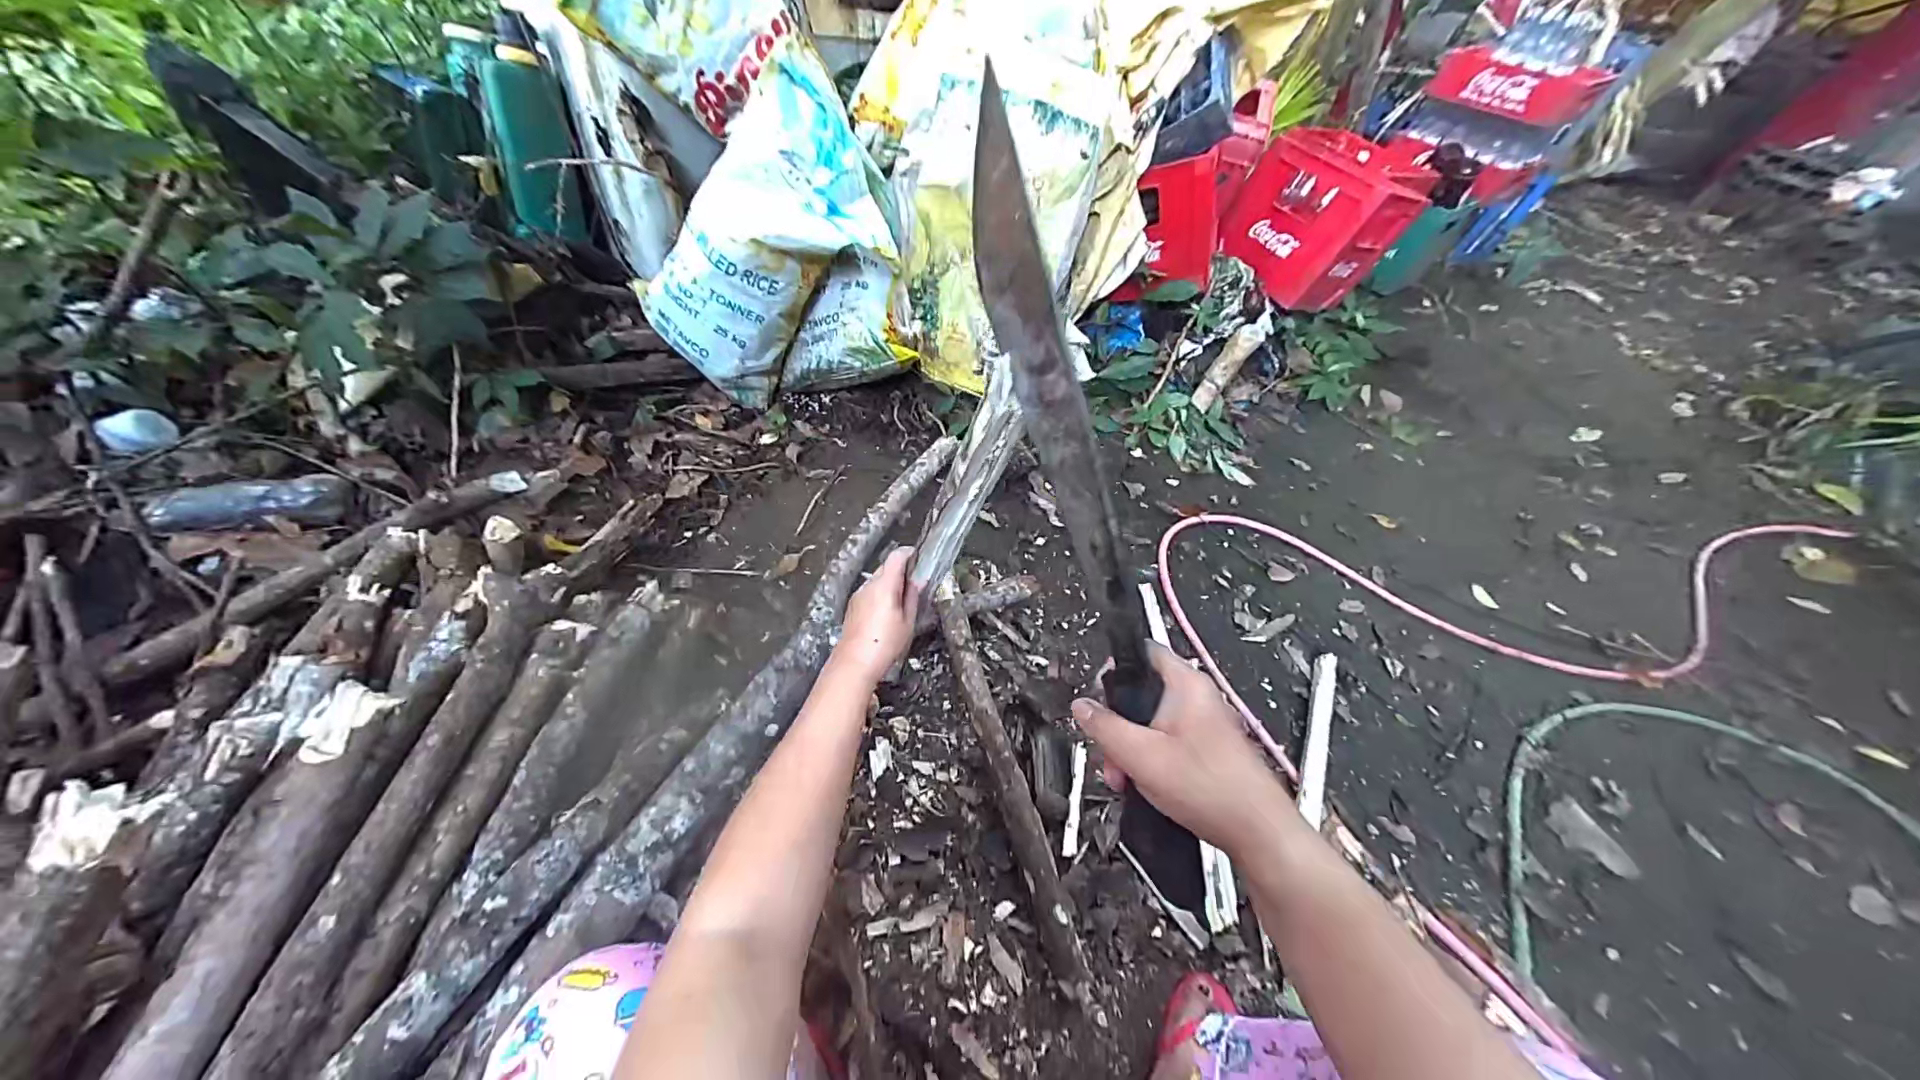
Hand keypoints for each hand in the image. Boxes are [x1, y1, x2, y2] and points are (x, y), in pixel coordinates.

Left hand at [833, 546, 920, 681]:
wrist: (855, 663)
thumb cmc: (883, 645)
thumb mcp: (908, 621)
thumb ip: (913, 596)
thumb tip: (918, 581)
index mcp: (884, 585)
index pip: (896, 556)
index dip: (909, 554)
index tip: (918, 558)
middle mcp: (868, 586)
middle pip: (886, 567)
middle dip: (901, 571)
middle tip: (915, 584)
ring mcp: (858, 596)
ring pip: (877, 580)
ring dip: (890, 584)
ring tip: (903, 603)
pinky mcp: (853, 606)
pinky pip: (869, 593)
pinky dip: (880, 595)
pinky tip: (888, 613)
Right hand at [1073, 642, 1302, 858]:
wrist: (1256, 832)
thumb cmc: (1215, 790)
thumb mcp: (1141, 755)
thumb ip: (1105, 727)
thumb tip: (1083, 708)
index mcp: (1186, 686)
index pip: (1143, 652)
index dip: (1115, 668)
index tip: (1099, 691)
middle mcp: (1198, 699)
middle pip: (1141, 696)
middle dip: (1118, 726)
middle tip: (1113, 752)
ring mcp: (1204, 724)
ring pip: (1151, 724)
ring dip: (1131, 749)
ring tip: (1128, 777)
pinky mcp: (1206, 749)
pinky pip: (1166, 744)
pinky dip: (1151, 761)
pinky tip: (1146, 785)